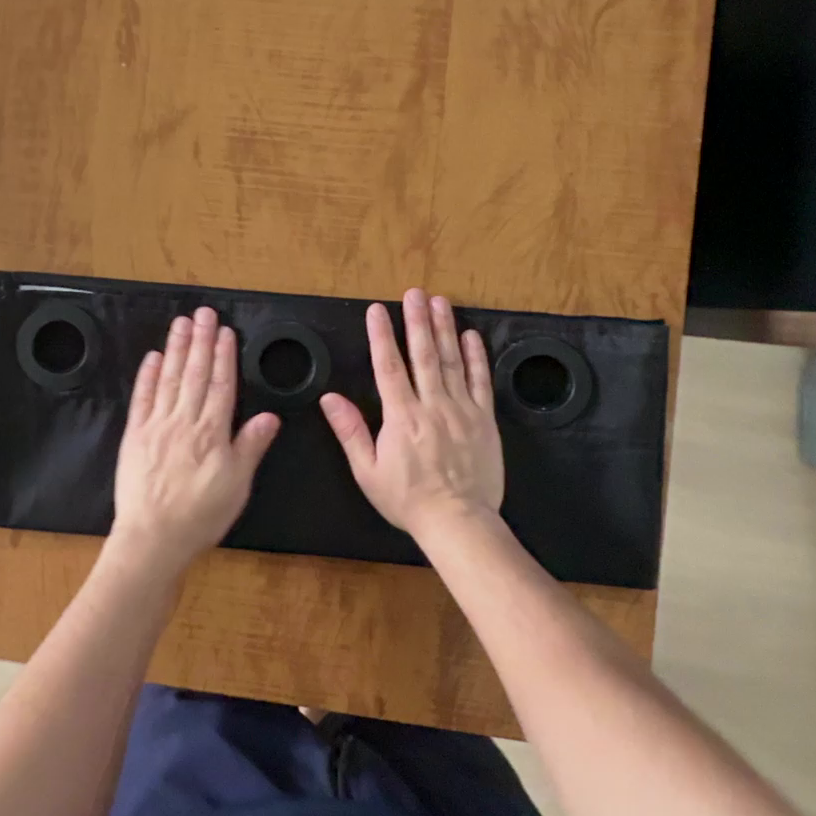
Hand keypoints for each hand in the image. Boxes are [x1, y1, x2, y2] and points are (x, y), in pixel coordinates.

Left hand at [110, 307, 281, 573]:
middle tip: (203, 312)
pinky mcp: (134, 436)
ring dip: (175, 349)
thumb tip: (270, 416)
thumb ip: (250, 447)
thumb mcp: (237, 485)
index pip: (220, 384)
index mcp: (212, 432)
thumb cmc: (201, 515)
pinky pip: (142, 398)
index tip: (224, 331)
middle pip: (194, 373)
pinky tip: (152, 357)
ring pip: (168, 378)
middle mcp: (184, 421)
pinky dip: (147, 376)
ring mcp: (156, 426)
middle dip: (200, 341)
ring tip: (181, 323)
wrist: (152, 538)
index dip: (223, 356)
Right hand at [319, 288, 505, 540]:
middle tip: (415, 293)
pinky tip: (471, 336)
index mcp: (401, 417)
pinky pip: (481, 382)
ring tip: (440, 302)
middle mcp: (432, 406)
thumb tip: (330, 399)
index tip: (377, 311)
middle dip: (417, 320)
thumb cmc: (408, 500)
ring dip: (445, 329)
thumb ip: (350, 432)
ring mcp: (462, 410)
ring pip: (452, 361)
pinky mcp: (484, 420)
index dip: (381, 336)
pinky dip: (476, 357)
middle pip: (423, 355)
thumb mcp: (367, 471)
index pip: (388, 367)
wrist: (458, 521)